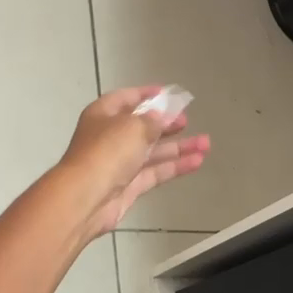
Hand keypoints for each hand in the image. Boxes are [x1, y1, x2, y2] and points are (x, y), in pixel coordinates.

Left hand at [58, 86, 210, 235]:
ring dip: (179, 147)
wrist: (87, 198)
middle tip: (187, 121)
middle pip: (143, 127)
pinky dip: (175, 166)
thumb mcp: (133, 127)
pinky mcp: (130, 186)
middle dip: (166, 124)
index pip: (127, 98)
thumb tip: (161, 117)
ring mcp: (120, 164)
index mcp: (104, 114)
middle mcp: (111, 137)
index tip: (168, 94)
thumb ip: (152, 120)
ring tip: (205, 144)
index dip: (147, 95)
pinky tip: (197, 162)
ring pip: (153, 152)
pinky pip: (156, 172)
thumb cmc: (107, 152)